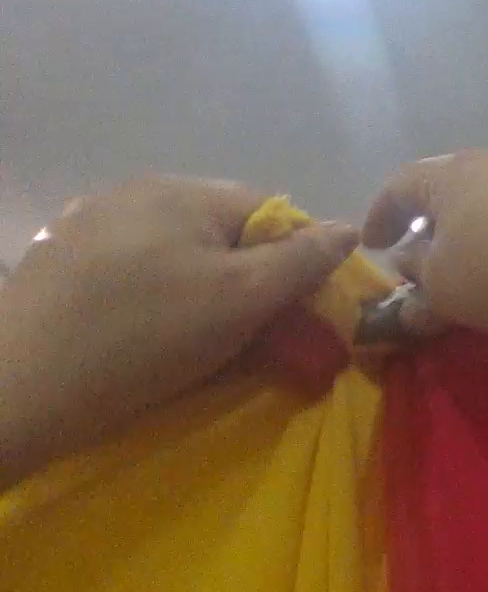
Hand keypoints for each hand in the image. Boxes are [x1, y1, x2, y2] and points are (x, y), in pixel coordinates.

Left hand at [0, 177, 359, 486]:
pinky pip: (143, 270)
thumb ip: (308, 257)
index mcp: (178, 192)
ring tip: (207, 334)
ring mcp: (85, 229)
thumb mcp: (249, 295)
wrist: (9, 399)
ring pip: (187, 253)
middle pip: (230, 232)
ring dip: (212, 288)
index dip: (300, 257)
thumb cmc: (146, 336)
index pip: (275, 212)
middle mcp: (131, 197)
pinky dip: (166, 297)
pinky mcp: (59, 266)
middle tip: (256, 324)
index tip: (299, 303)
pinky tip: (156, 332)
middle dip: (255, 274)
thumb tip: (349, 230)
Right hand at [362, 150, 487, 337]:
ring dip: (485, 217)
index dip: (382, 214)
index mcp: (456, 174)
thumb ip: (417, 271)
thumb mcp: (442, 285)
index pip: (403, 184)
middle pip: (459, 180)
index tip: (374, 244)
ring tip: (479, 250)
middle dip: (438, 213)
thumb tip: (410, 260)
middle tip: (428, 245)